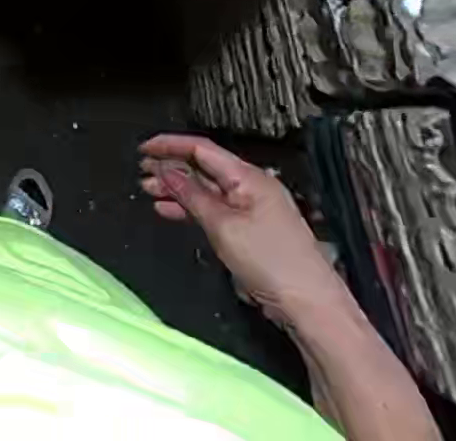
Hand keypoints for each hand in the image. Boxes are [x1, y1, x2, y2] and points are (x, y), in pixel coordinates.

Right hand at [138, 134, 349, 326]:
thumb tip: (166, 172)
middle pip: (203, 167)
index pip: (201, 149)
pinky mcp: (251, 230)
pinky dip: (191, 207)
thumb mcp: (222, 225)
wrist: (313, 310)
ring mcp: (253, 209)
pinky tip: (170, 211)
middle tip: (142, 171)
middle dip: (170, 168)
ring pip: (206, 189)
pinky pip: (214, 208)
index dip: (169, 145)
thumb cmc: (274, 264)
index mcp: (249, 178)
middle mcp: (252, 188)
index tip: (144, 148)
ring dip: (177, 189)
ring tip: (149, 191)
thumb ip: (190, 194)